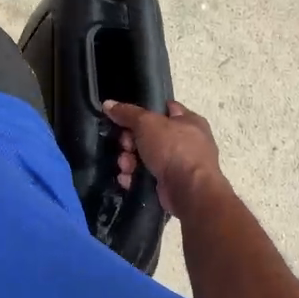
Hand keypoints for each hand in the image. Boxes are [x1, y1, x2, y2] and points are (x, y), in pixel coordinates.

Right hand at [104, 99, 227, 218]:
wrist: (190, 192)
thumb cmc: (173, 149)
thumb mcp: (146, 123)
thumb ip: (126, 112)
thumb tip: (108, 104)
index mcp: (189, 121)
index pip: (163, 108)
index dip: (143, 109)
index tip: (123, 115)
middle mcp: (187, 142)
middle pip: (149, 134)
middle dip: (130, 141)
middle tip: (124, 145)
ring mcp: (180, 164)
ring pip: (145, 155)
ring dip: (129, 160)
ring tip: (125, 166)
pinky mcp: (172, 183)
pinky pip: (147, 175)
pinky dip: (135, 176)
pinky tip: (127, 178)